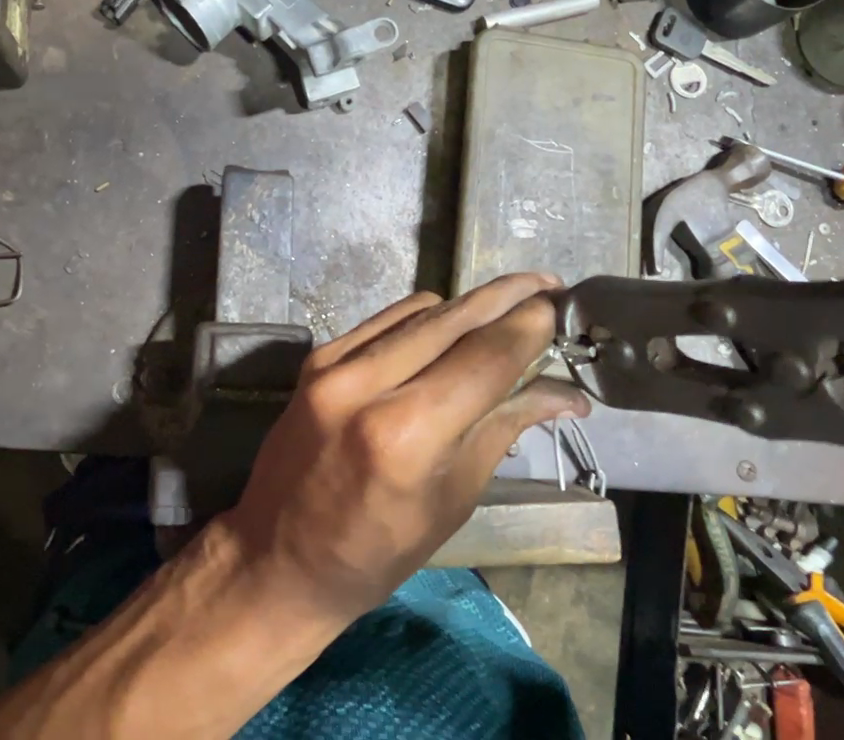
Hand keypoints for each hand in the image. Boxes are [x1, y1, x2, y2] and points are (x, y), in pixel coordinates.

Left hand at [215, 273, 589, 620]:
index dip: (530, 327)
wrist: (277, 555)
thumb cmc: (376, 551)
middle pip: (454, 318)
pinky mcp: (316, 359)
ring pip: (419, 311)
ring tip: (507, 309)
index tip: (562, 308)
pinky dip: (425, 318)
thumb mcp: (453, 500)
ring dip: (468, 306)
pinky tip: (452, 326)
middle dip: (507, 297)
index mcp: (405, 432)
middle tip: (548, 287)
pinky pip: (384, 320)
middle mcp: (365, 384)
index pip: (485, 357)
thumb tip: (566, 392)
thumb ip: (503, 428)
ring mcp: (332, 365)